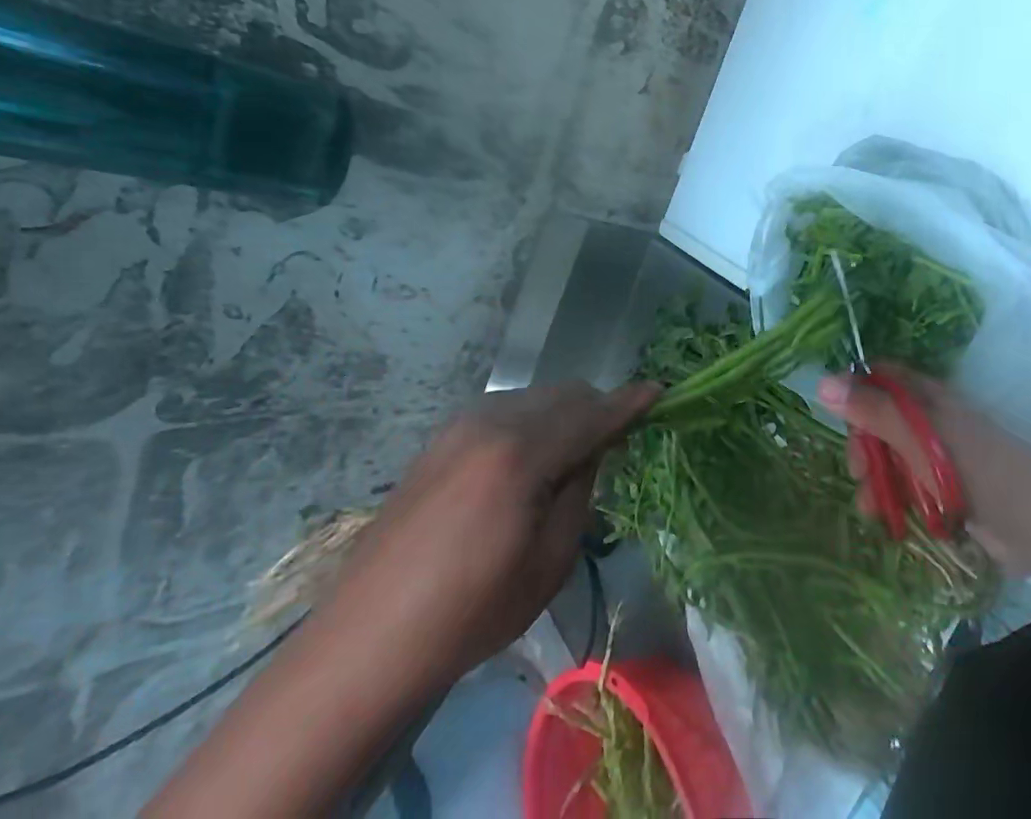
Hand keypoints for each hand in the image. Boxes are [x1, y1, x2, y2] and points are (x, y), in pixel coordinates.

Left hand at [327, 381, 659, 672]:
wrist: (371, 638)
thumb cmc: (474, 611)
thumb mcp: (550, 560)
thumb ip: (579, 490)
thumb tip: (592, 450)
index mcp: (519, 454)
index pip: (591, 414)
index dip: (629, 403)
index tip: (659, 392)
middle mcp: (487, 424)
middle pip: (563, 393)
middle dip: (597, 409)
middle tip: (615, 445)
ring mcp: (456, 428)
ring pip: (532, 398)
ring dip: (563, 415)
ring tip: (569, 461)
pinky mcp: (437, 441)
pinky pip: (502, 412)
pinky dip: (530, 423)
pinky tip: (527, 464)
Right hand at [817, 366, 1030, 571]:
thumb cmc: (978, 470)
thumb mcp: (918, 437)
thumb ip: (872, 411)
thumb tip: (822, 383)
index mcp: (928, 398)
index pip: (880, 378)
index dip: (855, 391)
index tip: (837, 417)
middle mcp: (930, 422)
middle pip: (879, 422)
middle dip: (863, 447)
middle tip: (859, 473)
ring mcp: (938, 458)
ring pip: (891, 459)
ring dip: (875, 481)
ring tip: (872, 508)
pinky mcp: (944, 491)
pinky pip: (907, 488)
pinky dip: (894, 500)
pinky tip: (887, 518)